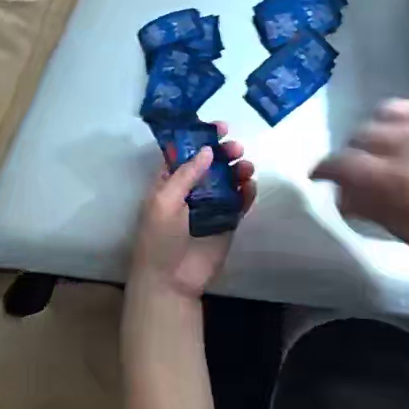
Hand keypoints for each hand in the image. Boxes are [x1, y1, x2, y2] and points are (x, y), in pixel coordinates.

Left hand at [129, 124, 255, 299]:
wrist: (170, 281)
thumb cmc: (159, 238)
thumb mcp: (164, 202)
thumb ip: (186, 175)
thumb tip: (207, 150)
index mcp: (168, 182)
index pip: (185, 153)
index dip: (201, 138)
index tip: (219, 127)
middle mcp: (190, 190)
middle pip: (211, 164)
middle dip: (224, 152)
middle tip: (236, 148)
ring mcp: (210, 206)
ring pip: (228, 180)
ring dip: (238, 170)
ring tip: (246, 166)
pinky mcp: (226, 223)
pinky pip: (239, 203)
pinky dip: (247, 192)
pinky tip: (250, 186)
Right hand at [311, 100, 408, 291]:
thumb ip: (388, 217)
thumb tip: (354, 201)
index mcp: (404, 178)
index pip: (343, 164)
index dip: (326, 172)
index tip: (321, 181)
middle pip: (364, 133)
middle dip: (352, 153)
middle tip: (358, 175)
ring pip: (392, 112)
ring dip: (380, 132)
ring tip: (390, 154)